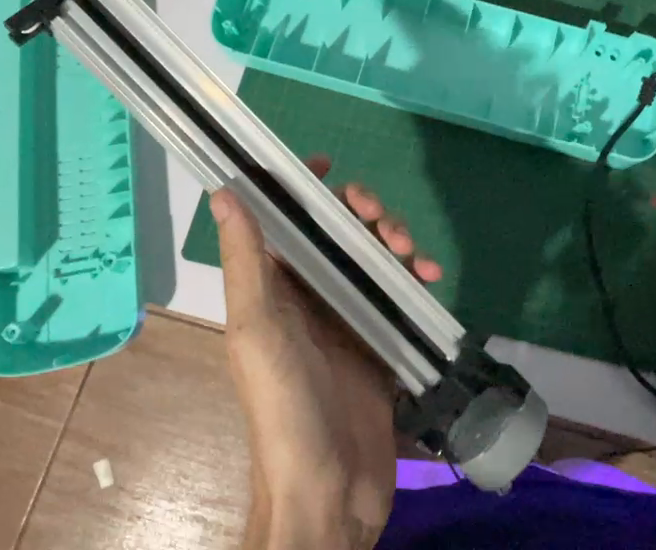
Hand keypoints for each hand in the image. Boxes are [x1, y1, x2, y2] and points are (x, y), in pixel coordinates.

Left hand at [214, 157, 440, 549]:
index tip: (327, 165)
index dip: (300, 188)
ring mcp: (348, 316)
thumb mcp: (259, 329)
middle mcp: (309, 295)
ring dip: (393, 239)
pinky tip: (432, 277)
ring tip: (411, 252)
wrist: (330, 489)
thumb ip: (247, 261)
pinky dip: (416, 276)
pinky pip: (400, 291)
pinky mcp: (382, 338)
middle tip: (379, 216)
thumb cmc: (286, 405)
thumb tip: (223, 191)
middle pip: (336, 231)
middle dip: (360, 211)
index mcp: (272, 288)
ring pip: (372, 255)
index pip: (284, 221)